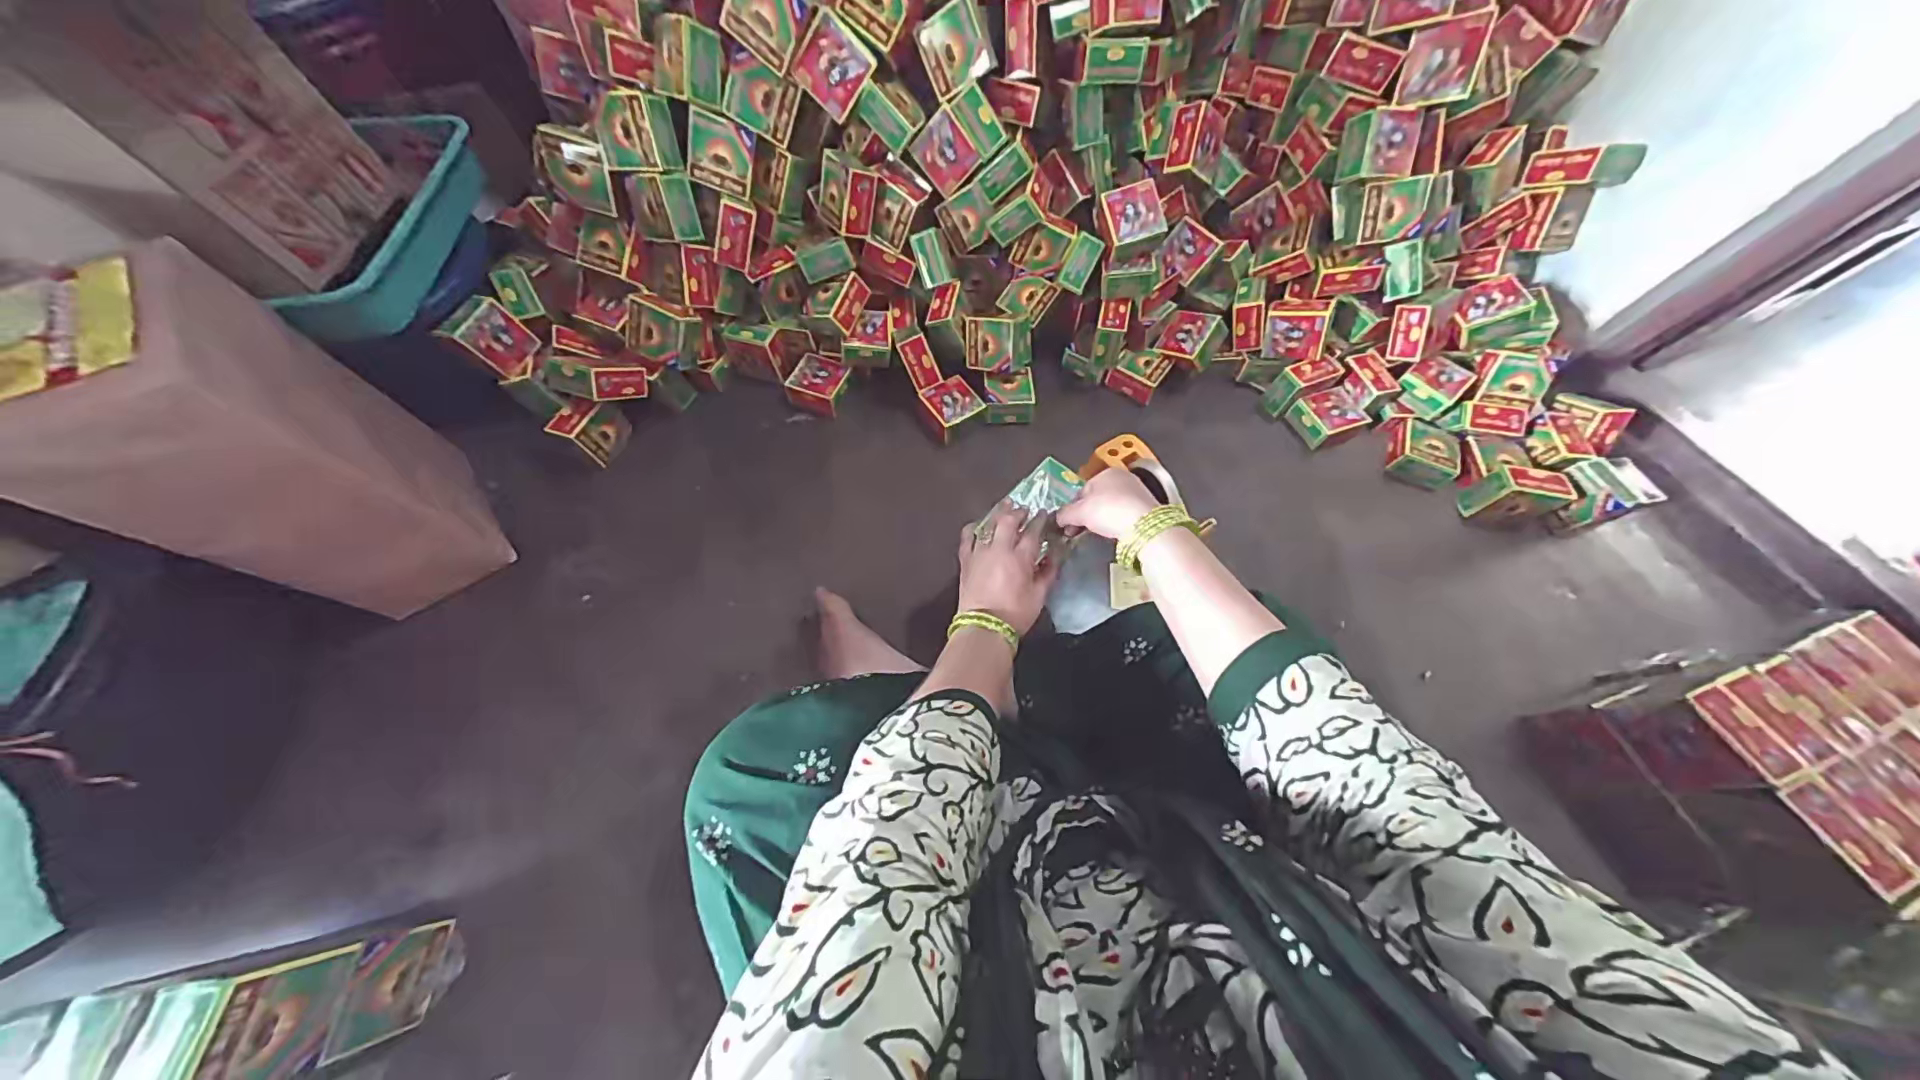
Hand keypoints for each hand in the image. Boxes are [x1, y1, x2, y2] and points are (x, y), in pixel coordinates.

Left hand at [956, 502, 1062, 636]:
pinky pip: (967, 538)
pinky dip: (973, 528)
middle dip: (1018, 512)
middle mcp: (999, 549)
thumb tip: (1054, 555)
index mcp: (1020, 557)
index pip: (1033, 532)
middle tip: (1024, 510)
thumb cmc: (1016, 614)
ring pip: (988, 524)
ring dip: (998, 513)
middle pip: (1009, 521)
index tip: (1044, 514)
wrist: (984, 627)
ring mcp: (980, 553)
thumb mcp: (1039, 595)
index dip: (1040, 520)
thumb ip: (1048, 572)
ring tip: (1005, 506)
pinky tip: (977, 525)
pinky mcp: (966, 561)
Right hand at [1056, 467, 1161, 540]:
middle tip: (1078, 531)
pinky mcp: (1146, 504)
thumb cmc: (1108, 511)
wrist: (1143, 524)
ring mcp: (1136, 490)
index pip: (1081, 491)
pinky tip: (1114, 531)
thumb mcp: (1079, 513)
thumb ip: (1065, 514)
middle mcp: (1122, 477)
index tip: (1068, 524)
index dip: (1072, 509)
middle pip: (1096, 498)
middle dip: (1086, 514)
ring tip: (1096, 532)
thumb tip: (1058, 517)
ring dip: (1101, 518)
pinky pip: (1124, 512)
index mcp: (1104, 473)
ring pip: (1110, 505)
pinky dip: (1117, 520)